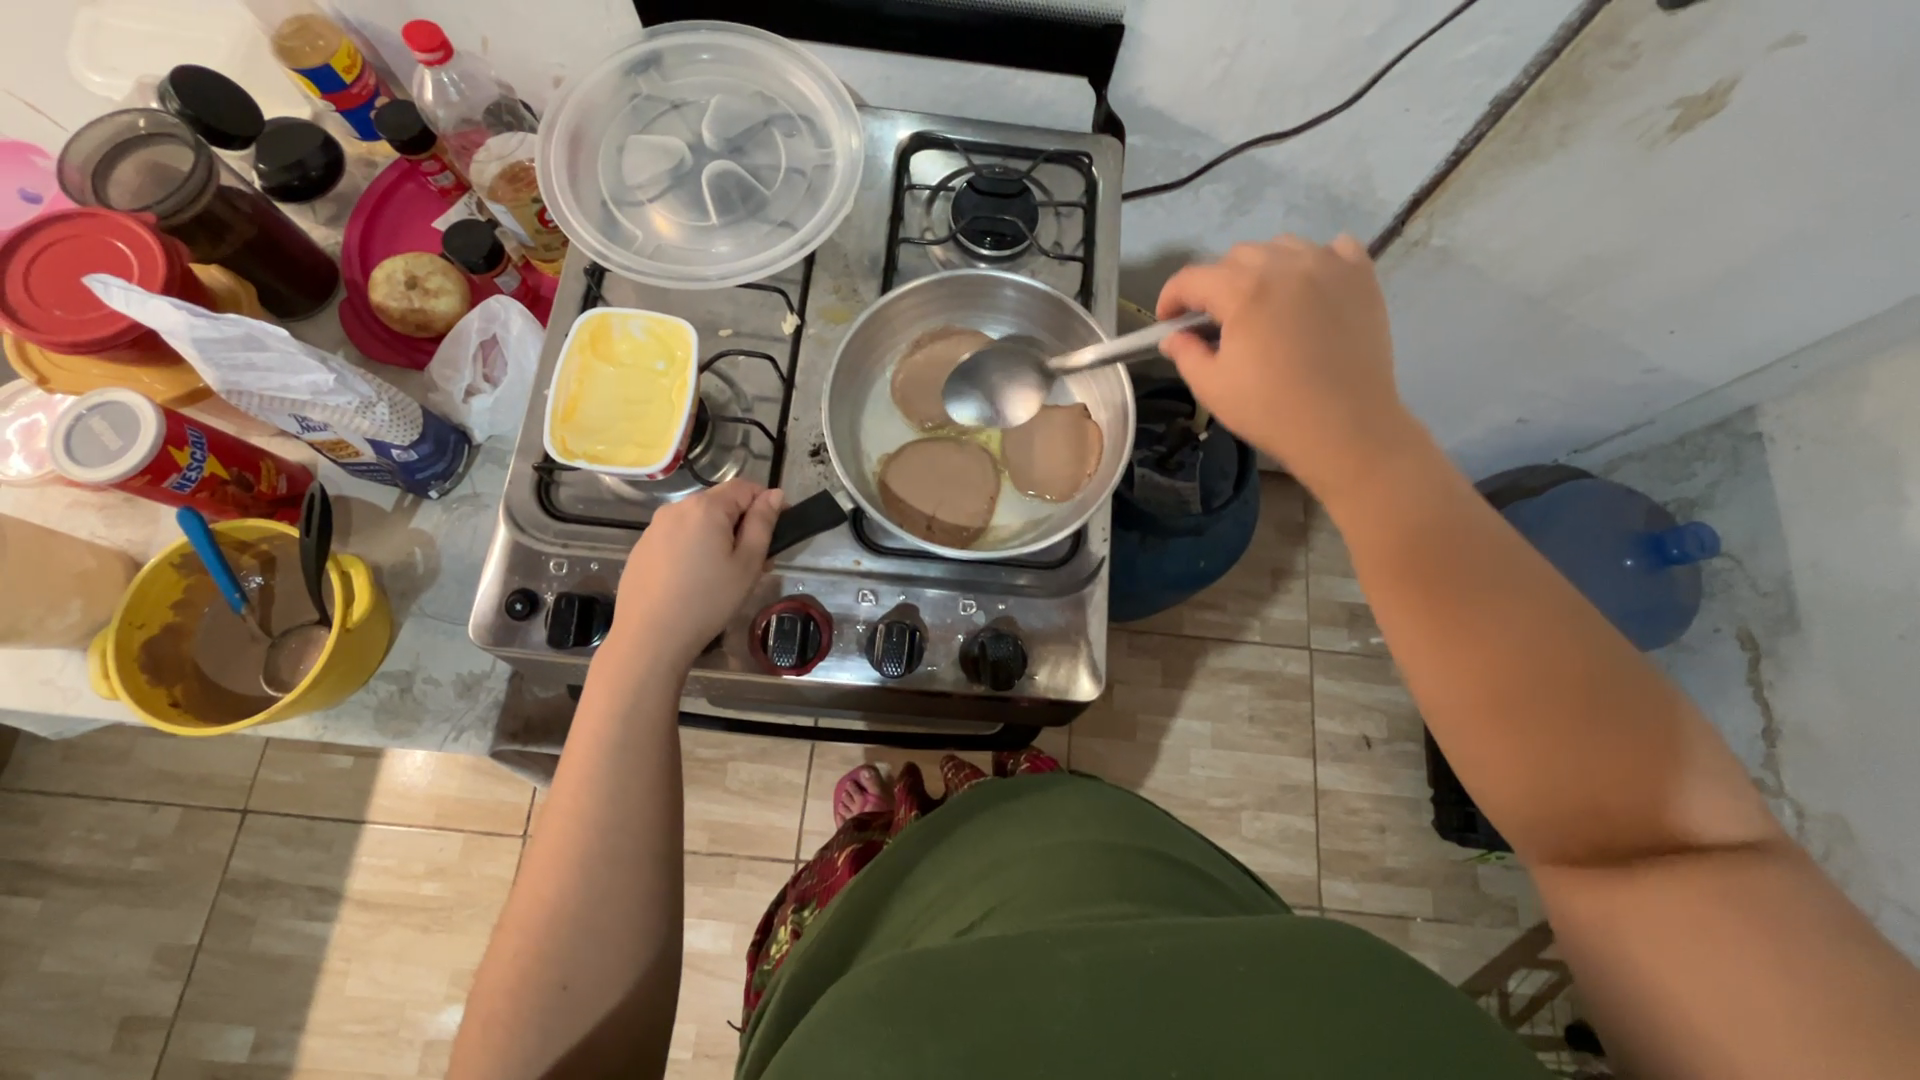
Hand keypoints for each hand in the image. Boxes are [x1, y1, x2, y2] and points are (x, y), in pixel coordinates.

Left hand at [607, 478, 782, 669]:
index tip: (777, 532)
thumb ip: (762, 524)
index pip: (744, 487)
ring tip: (724, 575)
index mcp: (706, 507)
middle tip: (755, 562)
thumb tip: (774, 494)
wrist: (650, 637)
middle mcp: (677, 508)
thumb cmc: (708, 600)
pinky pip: (677, 537)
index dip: (766, 503)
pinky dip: (693, 549)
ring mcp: (655, 528)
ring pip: (698, 522)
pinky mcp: (642, 548)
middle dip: (741, 524)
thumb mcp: (747, 564)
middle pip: (719, 503)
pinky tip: (694, 581)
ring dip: (717, 537)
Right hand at [1156, 235, 1421, 496]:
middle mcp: (1285, 265)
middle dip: (1216, 284)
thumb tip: (1174, 336)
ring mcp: (1328, 265)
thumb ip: (1185, 353)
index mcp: (1243, 291)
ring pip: (1281, 247)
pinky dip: (1315, 261)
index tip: (1168, 322)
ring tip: (1264, 304)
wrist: (1347, 429)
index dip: (1171, 298)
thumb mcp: (1212, 388)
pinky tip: (1310, 288)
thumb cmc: (1272, 411)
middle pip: (1236, 257)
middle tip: (1218, 321)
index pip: (1192, 278)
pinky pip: (1334, 248)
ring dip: (1263, 269)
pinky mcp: (1361, 277)